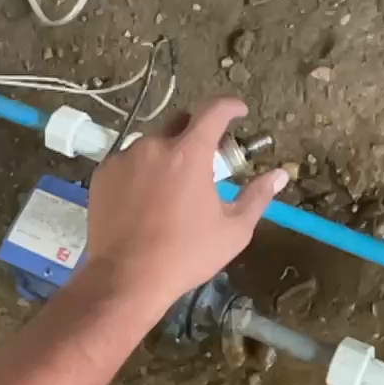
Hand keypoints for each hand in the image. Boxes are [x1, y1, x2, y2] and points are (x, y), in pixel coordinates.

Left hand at [82, 99, 287, 308]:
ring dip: (167, 153)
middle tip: (207, 157)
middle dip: (196, 131)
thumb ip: (257, 196)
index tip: (239, 111)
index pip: (213, 111)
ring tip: (173, 185)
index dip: (230, 106)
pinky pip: (128, 161)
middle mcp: (154, 146)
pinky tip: (146, 199)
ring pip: (151, 143)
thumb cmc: (186, 255)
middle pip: (179, 121)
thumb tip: (280, 175)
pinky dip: (142, 170)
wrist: (125, 279)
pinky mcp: (103, 174)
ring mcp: (124, 158)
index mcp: (189, 153)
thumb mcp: (233, 230)